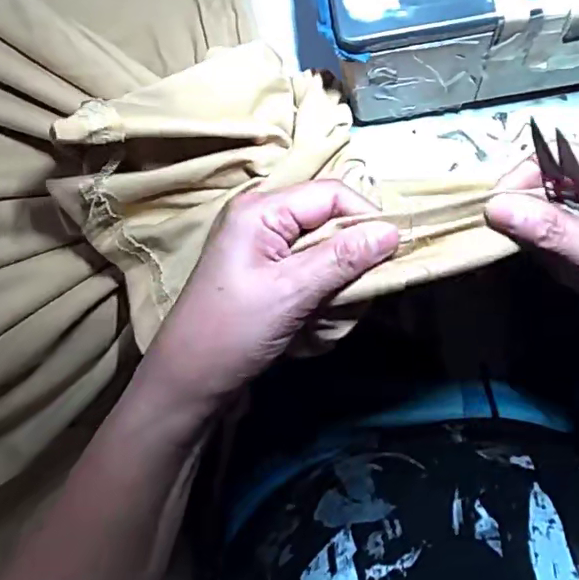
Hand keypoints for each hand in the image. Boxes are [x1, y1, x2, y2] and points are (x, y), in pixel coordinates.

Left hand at [141, 181, 399, 409]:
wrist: (186, 386)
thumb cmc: (232, 333)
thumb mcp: (292, 292)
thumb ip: (343, 258)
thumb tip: (392, 231)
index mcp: (262, 209)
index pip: (332, 193)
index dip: (366, 217)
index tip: (392, 251)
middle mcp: (264, 217)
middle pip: (332, 220)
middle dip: (351, 258)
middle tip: (357, 293)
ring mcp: (265, 245)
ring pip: (328, 249)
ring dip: (338, 283)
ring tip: (326, 317)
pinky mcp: (270, 272)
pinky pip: (314, 270)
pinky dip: (323, 294)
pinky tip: (312, 323)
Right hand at [485, 147, 578, 396]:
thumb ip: (555, 232)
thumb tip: (495, 206)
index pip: (564, 158)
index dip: (525, 176)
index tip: (494, 210)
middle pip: (555, 181)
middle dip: (533, 211)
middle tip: (523, 245)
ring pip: (553, 212)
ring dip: (545, 240)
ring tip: (567, 271)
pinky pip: (561, 239)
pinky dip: (555, 258)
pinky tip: (576, 281)